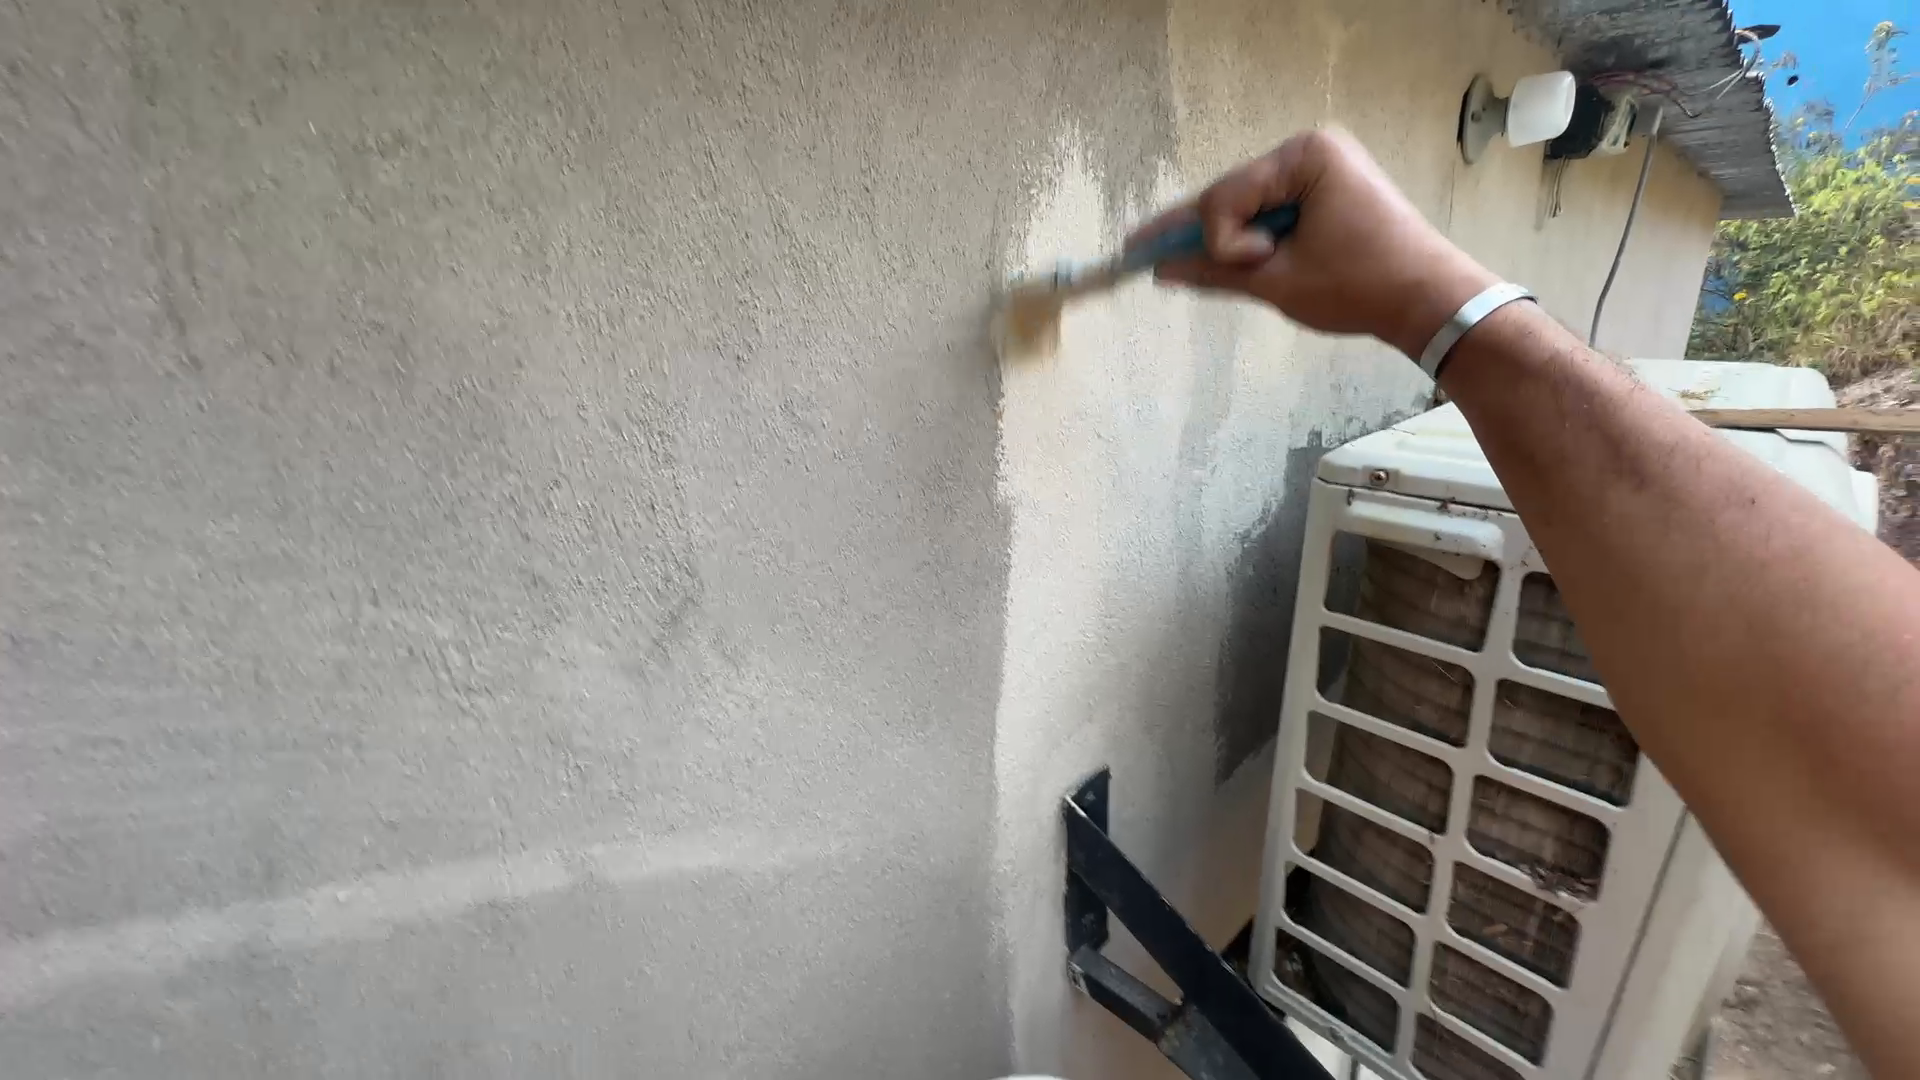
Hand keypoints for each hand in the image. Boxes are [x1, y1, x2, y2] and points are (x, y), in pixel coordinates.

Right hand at [1129, 129, 1497, 358]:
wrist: (1426, 298)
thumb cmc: (1357, 286)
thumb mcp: (1276, 282)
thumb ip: (1212, 271)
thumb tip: (1159, 270)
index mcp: (1304, 156)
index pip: (1224, 196)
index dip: (1220, 240)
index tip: (1253, 265)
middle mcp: (1307, 150)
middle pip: (1227, 197)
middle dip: (1210, 237)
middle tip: (1152, 262)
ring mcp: (1315, 169)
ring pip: (1240, 208)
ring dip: (1226, 242)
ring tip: (1205, 268)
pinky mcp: (1319, 191)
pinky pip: (1263, 213)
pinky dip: (1246, 240)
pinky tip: (1227, 258)